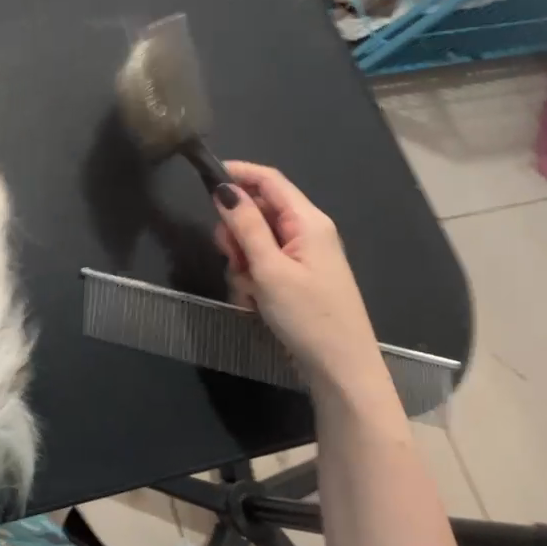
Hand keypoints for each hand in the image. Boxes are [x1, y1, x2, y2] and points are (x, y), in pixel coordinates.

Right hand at [212, 162, 384, 392]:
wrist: (343, 373)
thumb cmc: (309, 316)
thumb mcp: (269, 269)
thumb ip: (246, 225)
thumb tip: (224, 188)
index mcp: (308, 221)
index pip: (269, 179)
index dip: (237, 172)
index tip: (203, 180)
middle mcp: (307, 232)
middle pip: (258, 211)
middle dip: (236, 232)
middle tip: (230, 257)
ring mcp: (303, 257)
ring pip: (255, 241)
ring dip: (242, 262)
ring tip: (249, 291)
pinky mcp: (298, 279)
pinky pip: (263, 265)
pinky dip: (252, 280)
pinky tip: (256, 304)